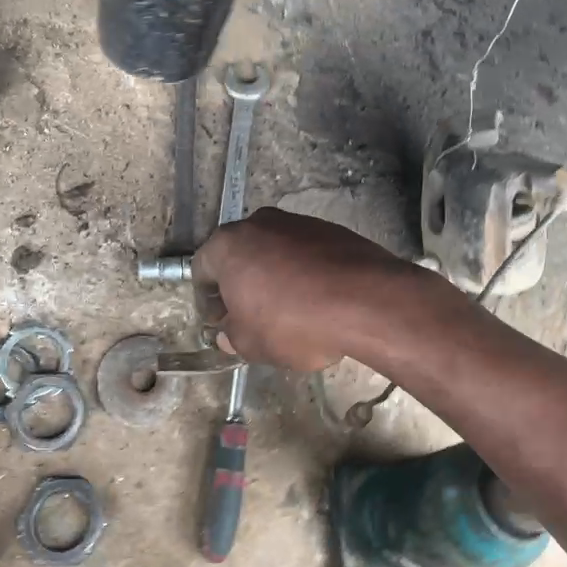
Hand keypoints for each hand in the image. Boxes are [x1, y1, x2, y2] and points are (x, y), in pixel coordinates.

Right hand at [193, 207, 442, 371]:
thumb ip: (232, 337)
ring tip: (289, 312)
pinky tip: (318, 301)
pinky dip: (305, 273)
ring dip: (274, 277)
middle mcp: (259, 223)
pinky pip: (306, 253)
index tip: (219, 321)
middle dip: (241, 284)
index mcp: (229, 245)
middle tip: (250, 316)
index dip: (207, 298)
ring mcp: (298, 222)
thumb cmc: (293, 321)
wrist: (364, 299)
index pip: (202, 267)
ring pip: (274, 251)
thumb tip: (227, 334)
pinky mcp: (331, 229)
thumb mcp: (251, 343)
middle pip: (239, 254)